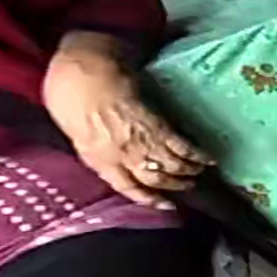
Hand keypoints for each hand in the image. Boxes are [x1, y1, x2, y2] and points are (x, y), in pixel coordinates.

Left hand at [43, 31, 213, 209]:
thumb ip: (93, 147)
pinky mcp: (159, 127)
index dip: (149, 199)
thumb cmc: (67, 94)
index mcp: (96, 157)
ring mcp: (142, 141)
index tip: (167, 205)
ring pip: (173, 167)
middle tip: (189, 185)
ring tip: (198, 171)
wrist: (84, 70)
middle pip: (156, 180)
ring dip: (189, 171)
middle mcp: (122, 154)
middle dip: (174, 185)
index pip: (127, 187)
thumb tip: (110, 157)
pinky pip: (183, 148)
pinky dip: (199, 155)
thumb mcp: (71, 129)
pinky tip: (209, 158)